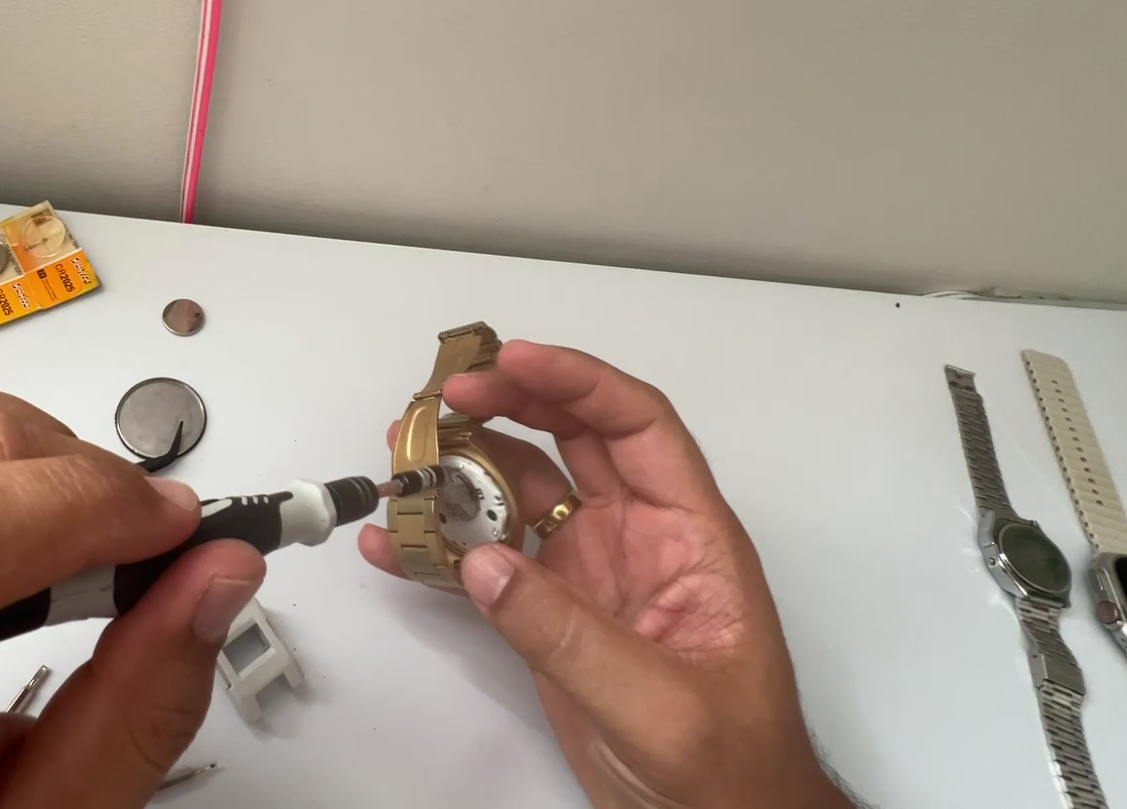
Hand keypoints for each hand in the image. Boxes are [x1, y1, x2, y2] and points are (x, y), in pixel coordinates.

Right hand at [359, 342, 849, 808]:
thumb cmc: (731, 771)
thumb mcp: (660, 708)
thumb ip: (570, 634)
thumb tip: (481, 563)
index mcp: (685, 531)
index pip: (634, 424)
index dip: (575, 379)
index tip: (510, 359)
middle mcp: (631, 530)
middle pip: (568, 436)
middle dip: (508, 403)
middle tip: (446, 396)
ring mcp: (583, 563)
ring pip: (517, 486)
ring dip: (462, 465)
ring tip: (405, 454)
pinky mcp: (545, 601)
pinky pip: (485, 554)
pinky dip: (439, 543)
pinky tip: (396, 543)